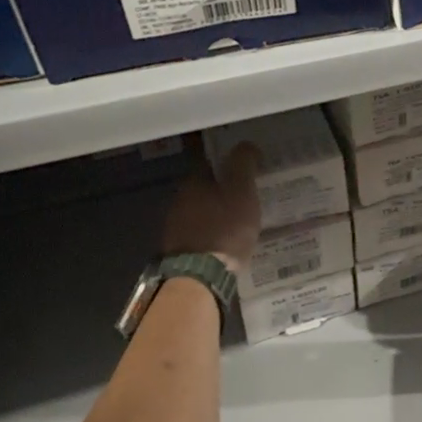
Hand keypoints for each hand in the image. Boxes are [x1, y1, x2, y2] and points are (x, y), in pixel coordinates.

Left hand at [162, 142, 262, 272]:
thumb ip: (243, 165)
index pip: (210, 162)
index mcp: (193, 182)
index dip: (229, 163)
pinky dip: (212, 234)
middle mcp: (179, 201)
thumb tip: (245, 144)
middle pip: (204, 188)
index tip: (246, 168)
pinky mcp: (179, 251)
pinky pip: (199, 235)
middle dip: (223, 190)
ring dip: (217, 213)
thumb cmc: (225, 228)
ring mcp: (175, 228)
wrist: (199, 277)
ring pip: (200, 212)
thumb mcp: (242, 191)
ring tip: (240, 220)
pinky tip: (226, 242)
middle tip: (246, 194)